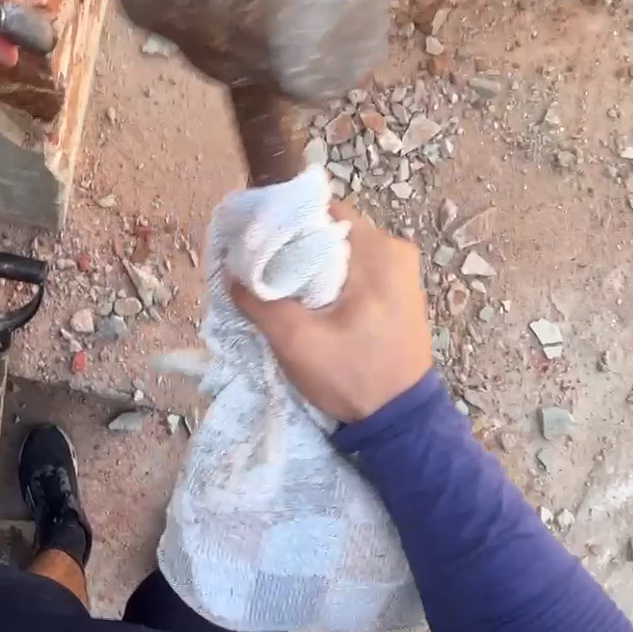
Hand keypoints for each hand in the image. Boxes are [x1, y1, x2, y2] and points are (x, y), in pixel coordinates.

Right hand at [231, 203, 434, 422]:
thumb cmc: (350, 376)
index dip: (281, 223)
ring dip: (308, 266)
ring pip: (339, 252)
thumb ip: (259, 302)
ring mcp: (400, 273)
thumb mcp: (295, 341)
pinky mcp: (398, 293)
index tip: (251, 243)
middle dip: (292, 247)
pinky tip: (307, 303)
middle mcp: (395, 251)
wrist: (399, 420)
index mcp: (377, 251)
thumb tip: (231, 275)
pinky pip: (353, 271)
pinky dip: (327, 281)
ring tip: (278, 288)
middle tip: (259, 269)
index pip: (320, 211)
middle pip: (328, 230)